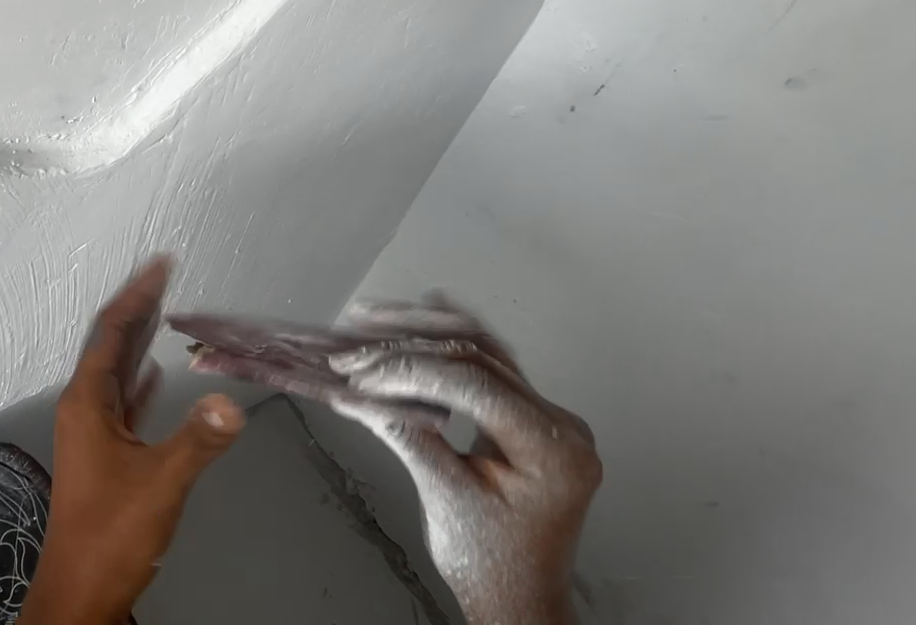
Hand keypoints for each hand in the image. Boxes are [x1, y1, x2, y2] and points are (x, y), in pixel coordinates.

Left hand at [17, 256, 245, 624]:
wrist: (81, 591)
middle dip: (138, 306)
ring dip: (139, 338)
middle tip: (165, 274)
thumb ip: (197, 440)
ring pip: (118, 369)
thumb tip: (230, 400)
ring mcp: (93, 430)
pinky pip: (124, 399)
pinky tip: (157, 372)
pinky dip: (141, 378)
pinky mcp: (105, 451)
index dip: (136, 294)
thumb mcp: (160, 484)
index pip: (111, 331)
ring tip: (163, 307)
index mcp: (88, 401)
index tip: (161, 265)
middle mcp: (85, 406)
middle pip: (111, 342)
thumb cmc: (111, 535)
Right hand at [183, 296, 599, 624]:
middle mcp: (559, 423)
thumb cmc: (493, 566)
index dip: (405, 368)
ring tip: (374, 318)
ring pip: (481, 347)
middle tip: (357, 338)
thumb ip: (403, 430)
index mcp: (552, 448)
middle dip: (407, 341)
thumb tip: (358, 390)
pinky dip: (445, 343)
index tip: (358, 370)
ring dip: (422, 330)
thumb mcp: (442, 495)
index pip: (468, 381)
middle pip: (476, 353)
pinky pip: (486, 363)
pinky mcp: (525, 414)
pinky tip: (419, 320)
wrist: (518, 599)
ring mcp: (546, 416)